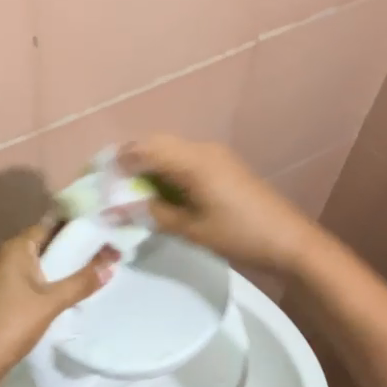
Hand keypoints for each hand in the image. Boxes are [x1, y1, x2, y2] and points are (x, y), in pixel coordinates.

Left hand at [0, 223, 117, 386]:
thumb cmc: (9, 326)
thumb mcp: (50, 304)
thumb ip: (81, 283)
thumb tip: (112, 263)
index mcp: (14, 249)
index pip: (49, 226)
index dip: (75, 227)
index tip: (103, 231)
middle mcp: (2, 257)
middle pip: (42, 246)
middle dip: (70, 250)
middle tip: (105, 254)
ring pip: (34, 267)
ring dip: (58, 270)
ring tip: (91, 274)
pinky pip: (26, 283)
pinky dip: (45, 286)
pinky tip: (63, 297)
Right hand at [118, 136, 325, 272]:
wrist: (290, 242)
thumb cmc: (240, 236)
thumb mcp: (190, 229)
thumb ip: (151, 214)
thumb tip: (114, 210)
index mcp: (193, 161)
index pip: (143, 149)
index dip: (116, 163)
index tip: (96, 182)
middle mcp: (202, 150)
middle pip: (154, 144)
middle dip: (129, 161)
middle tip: (109, 188)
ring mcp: (215, 156)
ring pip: (169, 151)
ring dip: (147, 166)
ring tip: (129, 193)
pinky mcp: (223, 167)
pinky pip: (184, 160)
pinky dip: (165, 172)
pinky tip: (158, 194)